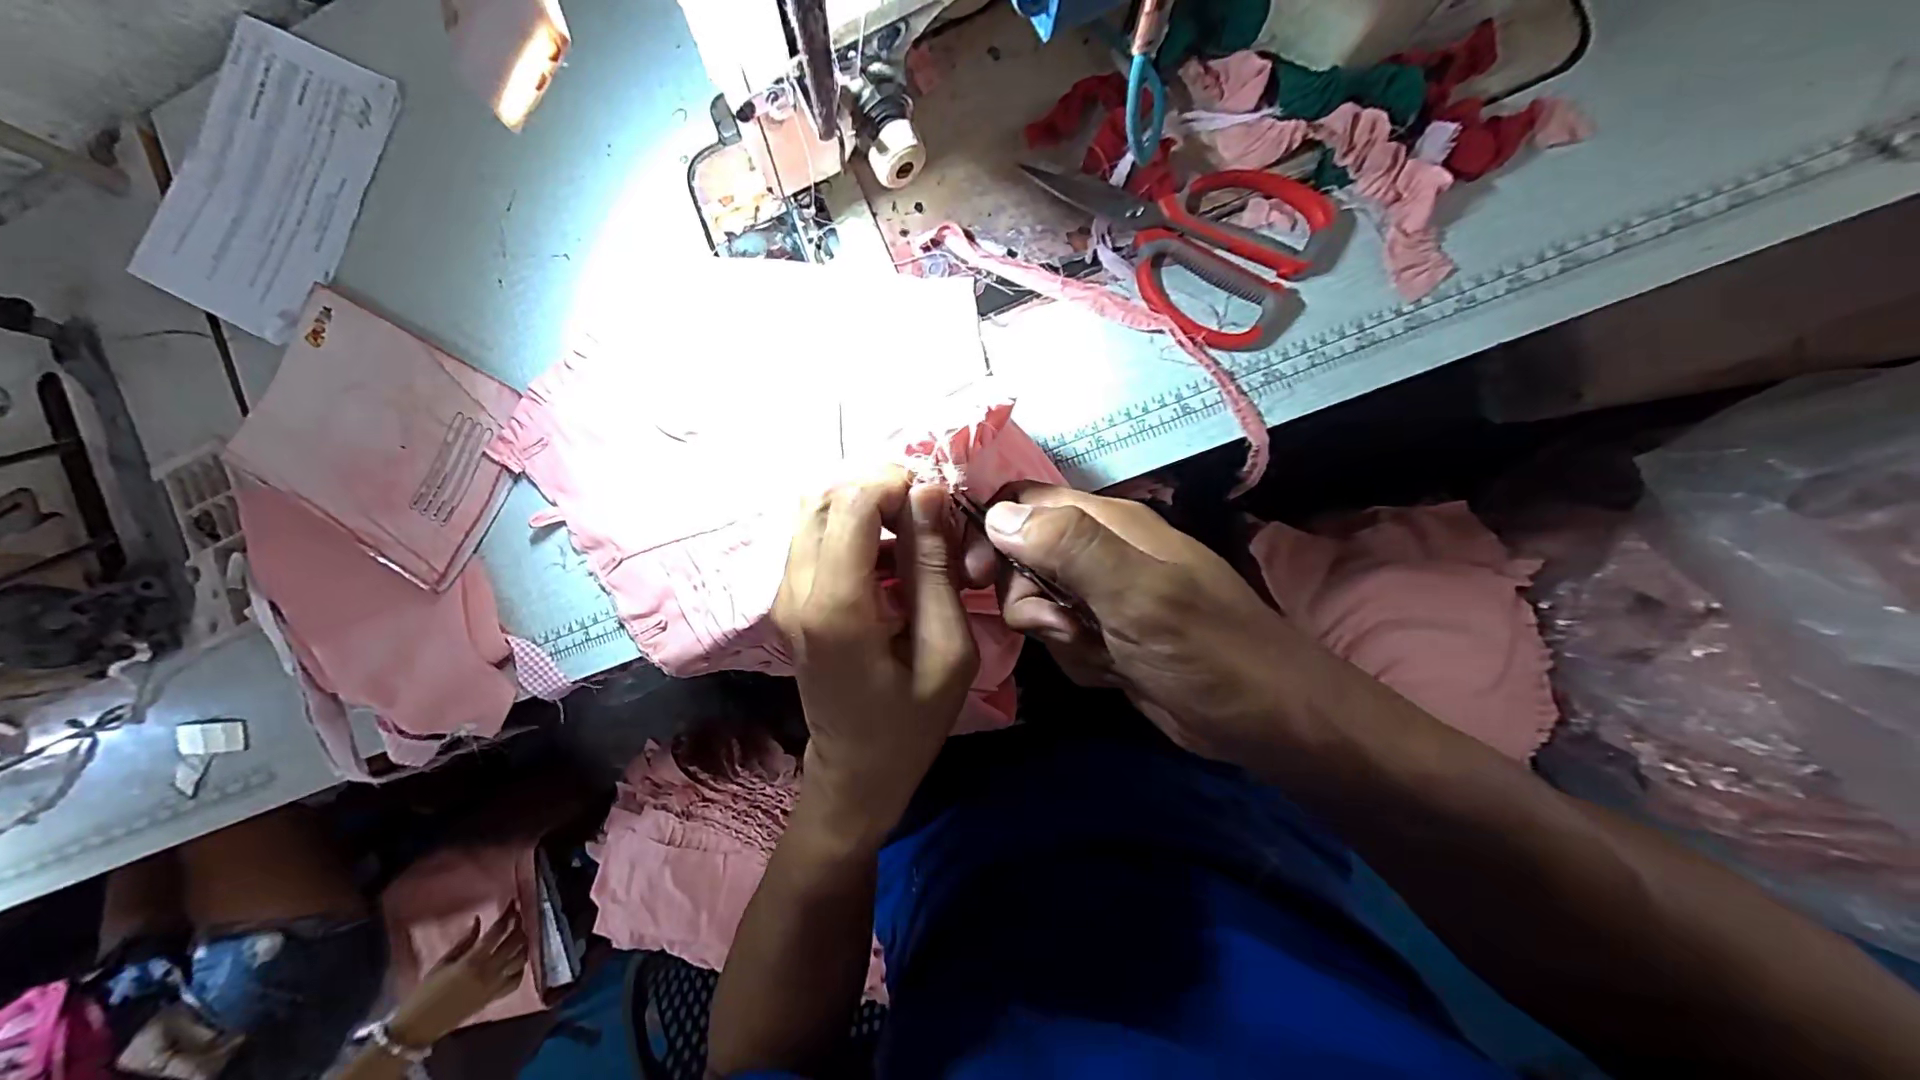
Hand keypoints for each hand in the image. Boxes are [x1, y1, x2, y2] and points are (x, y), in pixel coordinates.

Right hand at [389, 905, 527, 1047]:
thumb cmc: (424, 994)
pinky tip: (517, 960)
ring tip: (520, 935)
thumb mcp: (441, 964)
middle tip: (517, 917)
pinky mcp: (494, 998)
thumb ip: (464, 941)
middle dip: (519, 925)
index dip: (508, 915)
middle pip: (514, 942)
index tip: (512, 904)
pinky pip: (516, 980)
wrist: (417, 1028)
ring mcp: (494, 985)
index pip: (498, 931)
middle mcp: (488, 971)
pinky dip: (521, 968)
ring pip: (520, 959)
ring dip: (524, 944)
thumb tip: (479, 920)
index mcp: (472, 961)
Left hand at [773, 467, 978, 843]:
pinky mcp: (787, 600)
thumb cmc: (910, 722)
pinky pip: (812, 540)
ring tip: (910, 540)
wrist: (854, 772)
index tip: (934, 506)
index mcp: (836, 606)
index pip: (851, 502)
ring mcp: (783, 594)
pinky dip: (851, 532)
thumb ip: (934, 568)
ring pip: (815, 513)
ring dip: (865, 510)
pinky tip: (887, 563)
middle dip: (879, 491)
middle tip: (925, 519)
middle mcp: (795, 590)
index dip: (894, 485)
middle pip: (826, 498)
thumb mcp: (947, 650)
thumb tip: (928, 493)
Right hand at [969, 484, 1326, 761]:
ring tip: (1101, 652)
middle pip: (1021, 558)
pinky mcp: (1108, 638)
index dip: (991, 530)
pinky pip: (1061, 642)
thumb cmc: (1210, 652)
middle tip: (1063, 624)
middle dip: (1028, 598)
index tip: (975, 575)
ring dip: (1057, 637)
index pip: (1025, 502)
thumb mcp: (1138, 594)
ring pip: (1037, 605)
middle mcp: (1101, 552)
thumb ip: (1069, 548)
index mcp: (1109, 523)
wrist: (1266, 723)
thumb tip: (998, 516)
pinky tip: (1114, 673)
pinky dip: (1078, 661)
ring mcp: (1104, 598)